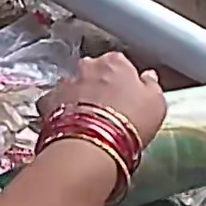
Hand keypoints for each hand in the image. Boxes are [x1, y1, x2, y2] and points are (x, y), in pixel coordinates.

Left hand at [37, 53, 166, 145]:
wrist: (94, 143)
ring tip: (91, 120)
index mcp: (117, 62)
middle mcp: (89, 66)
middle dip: (100, 84)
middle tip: (109, 108)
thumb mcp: (157, 103)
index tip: (129, 94)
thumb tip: (149, 77)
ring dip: (81, 97)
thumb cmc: (130, 121)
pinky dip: (60, 110)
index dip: (126, 79)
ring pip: (74, 85)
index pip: (121, 63)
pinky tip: (71, 124)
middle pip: (95, 71)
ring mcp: (66, 82)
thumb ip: (152, 85)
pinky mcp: (48, 101)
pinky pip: (55, 102)